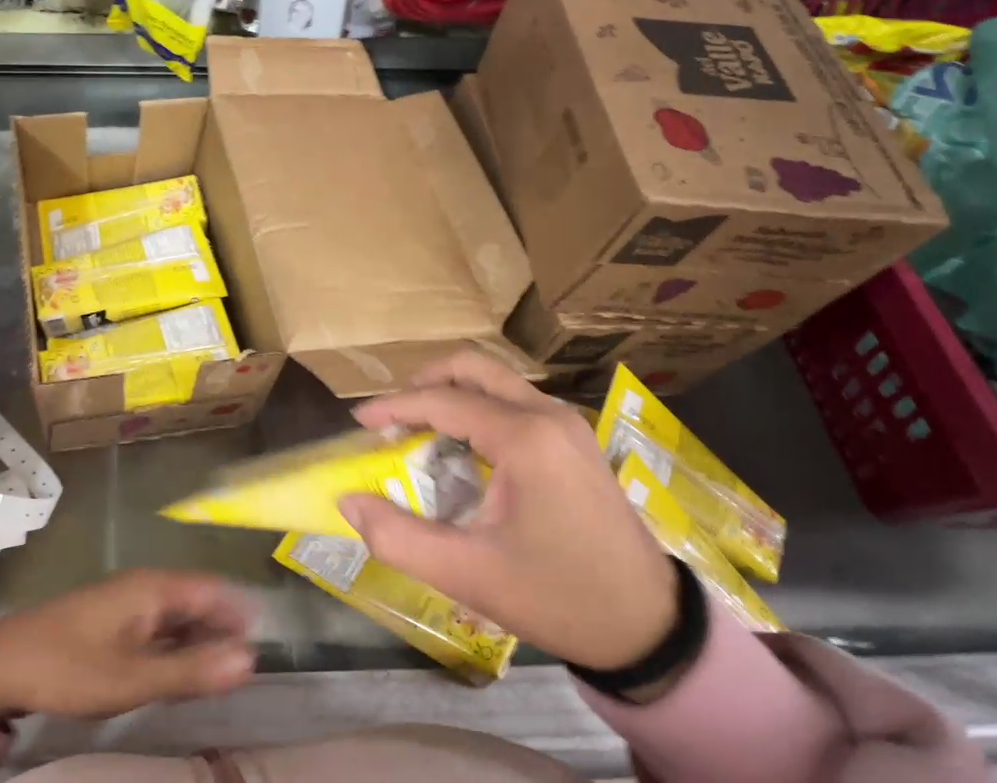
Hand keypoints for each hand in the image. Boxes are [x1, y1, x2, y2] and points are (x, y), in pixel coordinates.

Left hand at [0, 568, 256, 723]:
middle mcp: (143, 586)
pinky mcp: (111, 621)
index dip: (242, 615)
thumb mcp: (133, 678)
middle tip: (246, 669)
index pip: (214, 590)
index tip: (266, 646)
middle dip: (223, 629)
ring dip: (199, 640)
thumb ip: (191, 670)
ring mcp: (125, 602)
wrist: (1, 665)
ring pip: (177, 615)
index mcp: (152, 588)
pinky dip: (175, 646)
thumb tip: (250, 659)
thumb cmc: (69, 668)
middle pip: (197, 600)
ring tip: (221, 674)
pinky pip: (157, 627)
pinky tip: (180, 671)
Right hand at [338, 350, 678, 671]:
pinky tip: (461, 451)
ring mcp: (569, 426)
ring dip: (453, 395)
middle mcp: (549, 417)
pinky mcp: (577, 443)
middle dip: (424, 383)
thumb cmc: (556, 597)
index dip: (393, 406)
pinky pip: (516, 404)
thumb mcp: (466, 574)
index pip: (442, 400)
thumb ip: (397, 536)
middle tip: (391, 417)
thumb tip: (348, 501)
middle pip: (474, 369)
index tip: (357, 421)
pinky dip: (479, 410)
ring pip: (497, 382)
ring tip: (419, 433)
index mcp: (525, 439)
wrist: (648, 628)